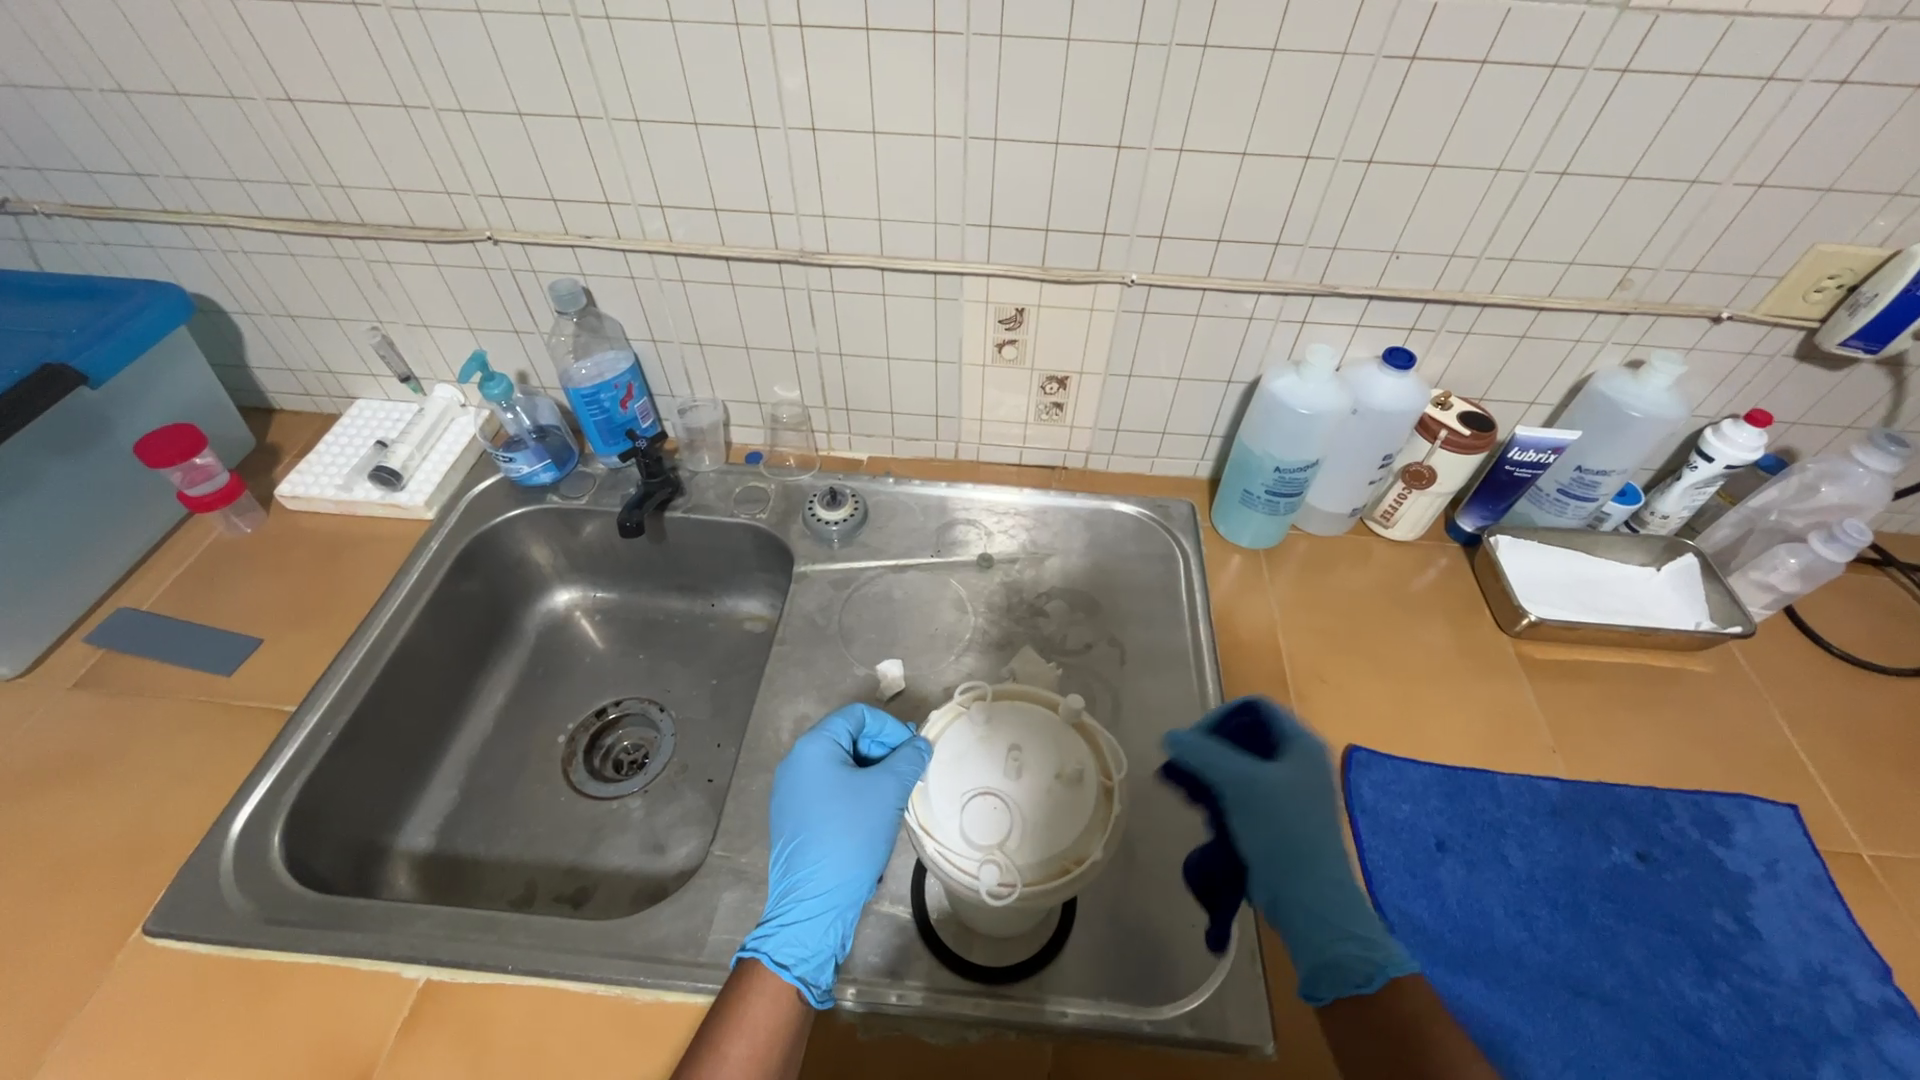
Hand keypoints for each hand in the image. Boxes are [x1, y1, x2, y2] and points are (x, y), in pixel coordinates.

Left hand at [735, 704, 932, 1008]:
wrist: (814, 903)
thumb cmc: (851, 836)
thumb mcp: (888, 791)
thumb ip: (908, 759)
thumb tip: (921, 743)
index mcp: (813, 746)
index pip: (857, 715)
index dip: (890, 726)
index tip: (913, 751)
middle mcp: (795, 762)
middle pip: (847, 737)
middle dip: (883, 750)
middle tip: (909, 772)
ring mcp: (790, 792)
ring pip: (840, 766)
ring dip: (872, 772)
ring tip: (896, 794)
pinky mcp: (793, 818)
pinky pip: (829, 790)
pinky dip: (855, 792)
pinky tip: (874, 815)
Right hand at [1163, 699, 1416, 1004]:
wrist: (1309, 900)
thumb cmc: (1280, 830)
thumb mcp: (1238, 783)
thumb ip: (1202, 754)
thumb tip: (1170, 737)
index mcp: (1300, 744)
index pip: (1254, 707)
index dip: (1220, 717)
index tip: (1193, 742)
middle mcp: (1299, 762)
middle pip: (1245, 737)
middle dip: (1209, 749)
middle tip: (1184, 768)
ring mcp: (1291, 793)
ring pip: (1241, 768)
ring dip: (1211, 776)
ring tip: (1188, 794)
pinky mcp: (1280, 821)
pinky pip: (1244, 796)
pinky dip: (1221, 799)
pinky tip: (1203, 816)